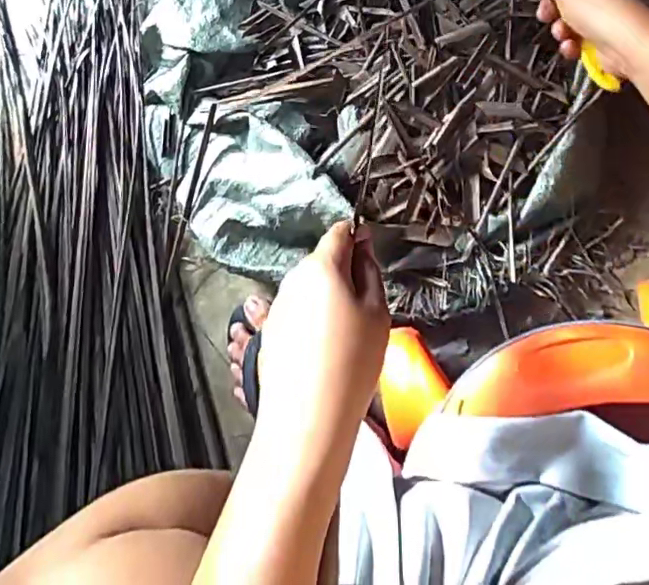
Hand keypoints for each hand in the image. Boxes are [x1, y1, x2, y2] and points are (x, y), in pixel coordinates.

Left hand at [255, 221, 389, 440]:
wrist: (309, 416)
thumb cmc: (350, 362)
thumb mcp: (377, 312)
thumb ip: (370, 270)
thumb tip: (362, 247)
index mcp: (321, 267)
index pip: (338, 232)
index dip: (357, 237)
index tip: (368, 254)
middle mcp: (294, 278)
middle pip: (323, 261)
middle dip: (343, 274)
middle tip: (365, 307)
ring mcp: (279, 303)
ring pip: (310, 288)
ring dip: (328, 299)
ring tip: (347, 337)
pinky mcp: (272, 329)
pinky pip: (298, 312)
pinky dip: (312, 323)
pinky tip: (326, 352)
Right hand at [531, 0, 648, 79]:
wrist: (626, 43)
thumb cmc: (597, 7)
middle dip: (551, 6)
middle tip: (545, 13)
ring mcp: (602, 16)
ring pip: (569, 20)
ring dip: (559, 28)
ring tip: (562, 32)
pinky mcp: (602, 39)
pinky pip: (578, 39)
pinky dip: (571, 44)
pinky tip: (571, 46)